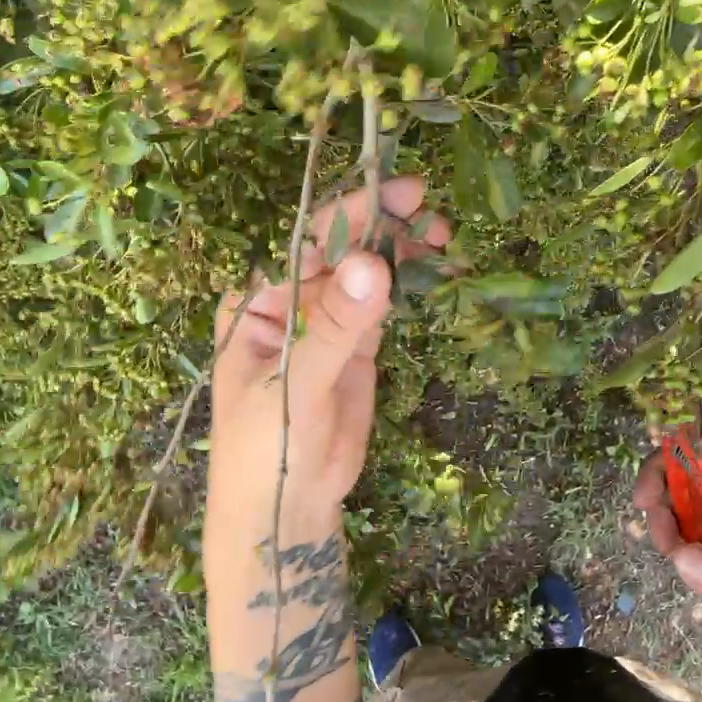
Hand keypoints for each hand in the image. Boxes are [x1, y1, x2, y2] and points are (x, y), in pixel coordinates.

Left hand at [207, 176, 449, 526]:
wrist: (285, 509)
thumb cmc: (265, 449)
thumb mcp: (296, 386)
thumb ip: (334, 327)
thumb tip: (374, 264)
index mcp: (257, 300)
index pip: (305, 243)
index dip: (349, 213)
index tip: (396, 192)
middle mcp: (290, 301)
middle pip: (340, 250)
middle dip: (382, 226)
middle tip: (430, 209)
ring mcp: (326, 322)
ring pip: (366, 273)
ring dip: (402, 252)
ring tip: (444, 237)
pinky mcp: (356, 345)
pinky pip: (384, 305)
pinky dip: (411, 286)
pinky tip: (439, 270)